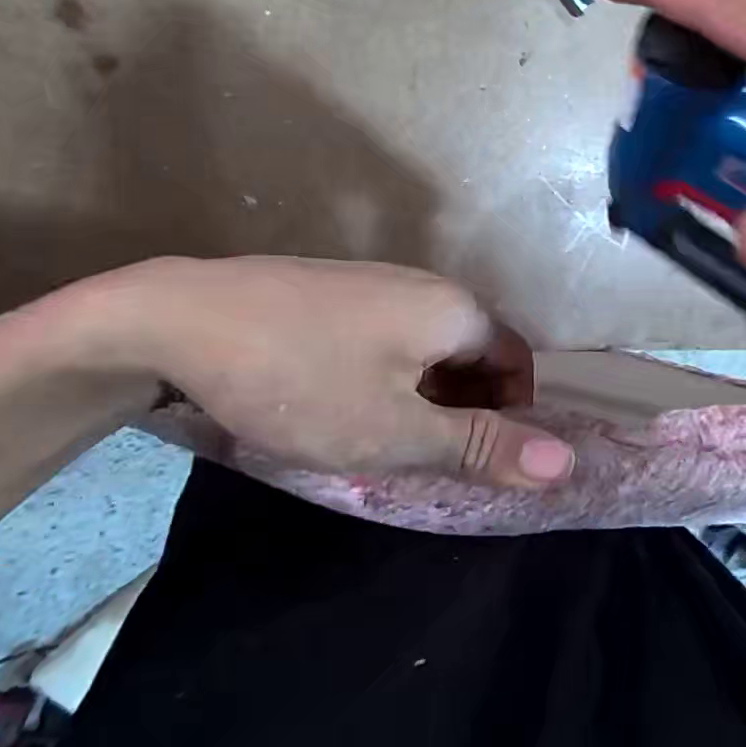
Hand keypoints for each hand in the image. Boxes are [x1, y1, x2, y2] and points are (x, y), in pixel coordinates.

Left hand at [66, 256, 576, 487]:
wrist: (178, 320)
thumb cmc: (300, 380)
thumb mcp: (396, 431)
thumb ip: (481, 446)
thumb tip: (566, 464)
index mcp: (453, 309)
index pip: (518, 361)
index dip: (512, 416)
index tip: (478, 462)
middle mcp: (423, 285)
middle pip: (473, 353)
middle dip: (465, 411)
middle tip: (427, 461)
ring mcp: (374, 283)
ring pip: (426, 348)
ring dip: (423, 398)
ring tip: (382, 441)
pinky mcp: (333, 292)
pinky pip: (386, 338)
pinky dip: (386, 378)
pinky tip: (343, 405)